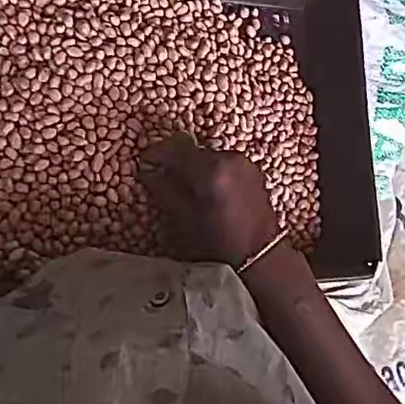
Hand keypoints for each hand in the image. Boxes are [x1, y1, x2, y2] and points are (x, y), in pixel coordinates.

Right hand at [138, 132, 281, 264]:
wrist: (259, 255)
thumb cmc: (218, 243)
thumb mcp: (185, 218)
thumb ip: (165, 188)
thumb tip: (148, 170)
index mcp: (210, 169)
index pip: (175, 148)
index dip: (156, 153)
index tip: (145, 163)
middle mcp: (229, 158)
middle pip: (192, 148)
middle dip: (175, 160)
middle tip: (162, 177)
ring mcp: (243, 162)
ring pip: (208, 154)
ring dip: (194, 165)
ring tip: (186, 188)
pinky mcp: (252, 169)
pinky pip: (223, 162)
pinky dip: (211, 170)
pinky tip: (207, 190)